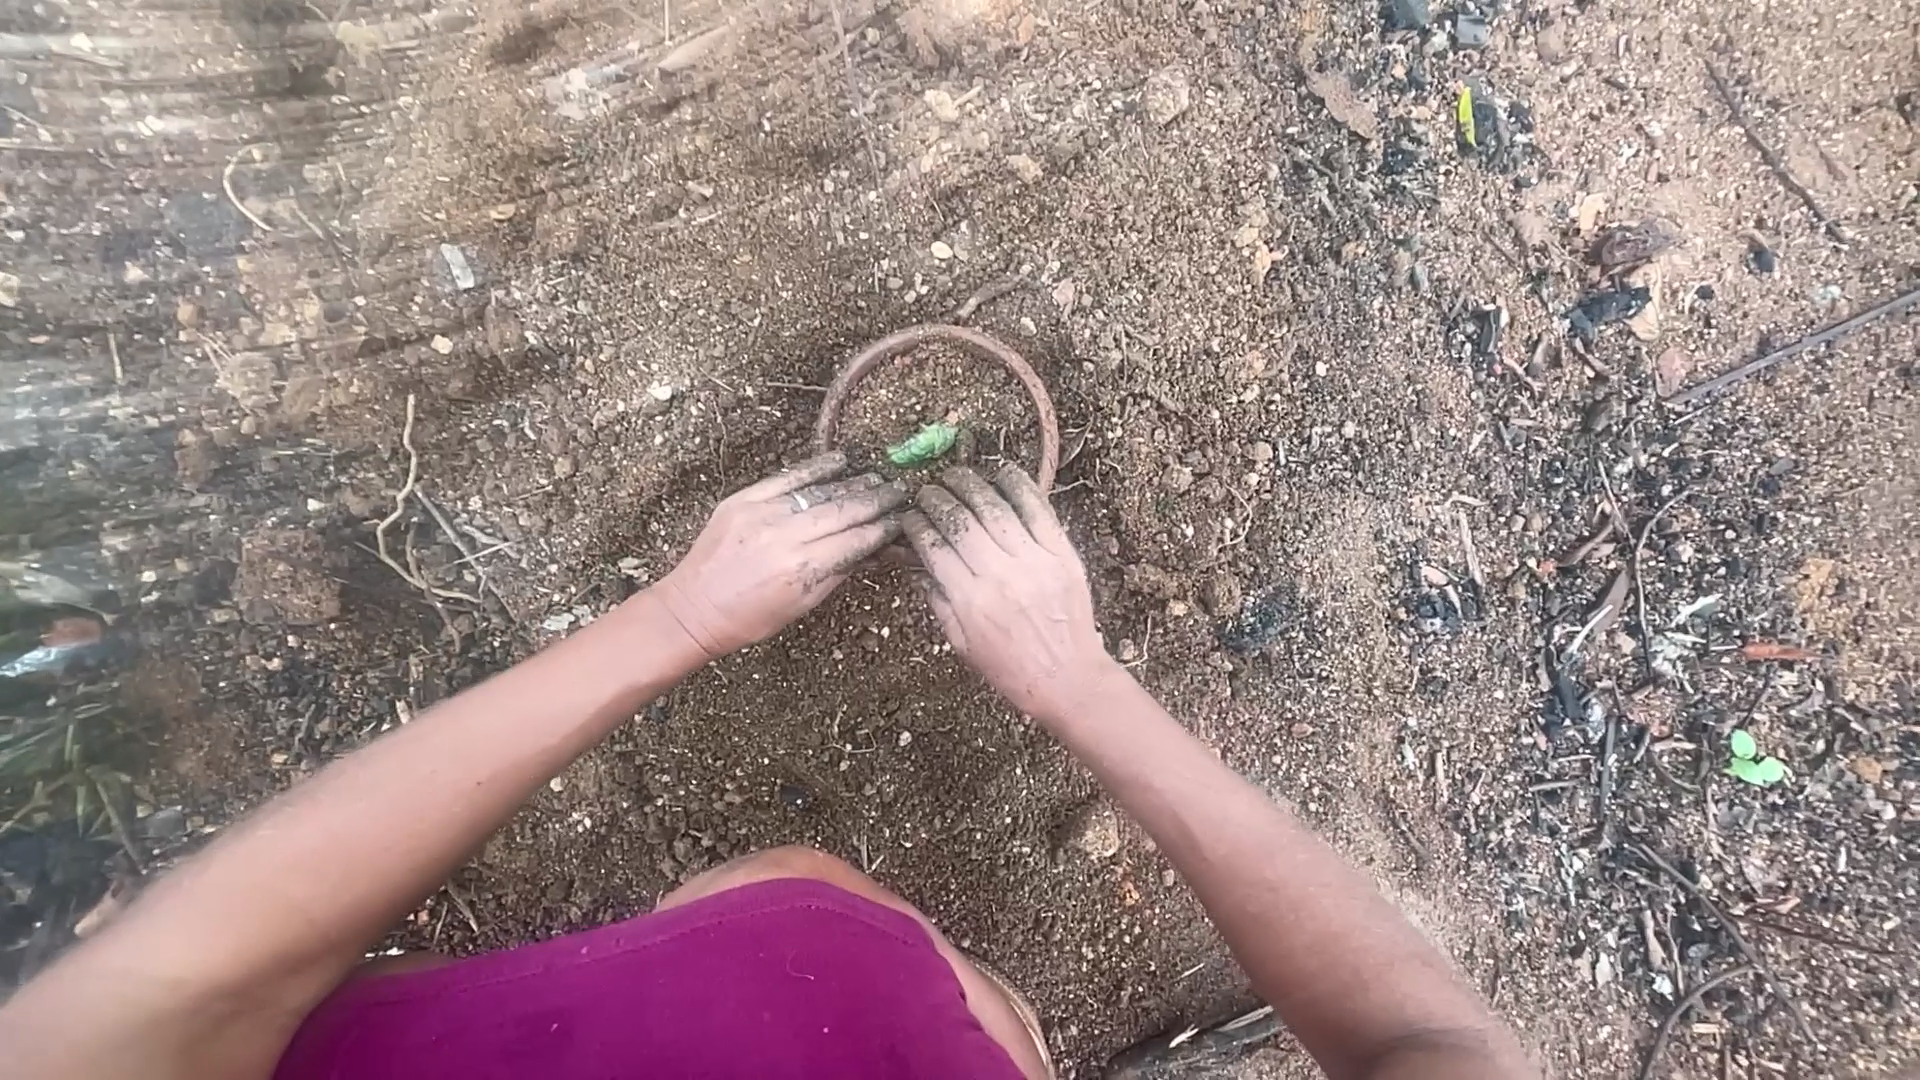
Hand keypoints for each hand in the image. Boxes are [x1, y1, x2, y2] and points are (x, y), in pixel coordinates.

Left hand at [656, 452, 906, 657]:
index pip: (855, 540)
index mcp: (802, 568)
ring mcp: (761, 514)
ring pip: (819, 492)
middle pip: (843, 510)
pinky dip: (815, 468)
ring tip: (876, 477)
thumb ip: (838, 572)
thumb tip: (871, 550)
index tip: (901, 520)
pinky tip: (839, 461)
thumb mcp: (802, 605)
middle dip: (877, 499)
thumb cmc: (749, 618)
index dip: (882, 529)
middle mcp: (784, 536)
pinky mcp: (743, 500)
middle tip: (900, 490)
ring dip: (852, 483)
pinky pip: (786, 477)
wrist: (693, 608)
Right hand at [901, 465, 1116, 721]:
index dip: (916, 525)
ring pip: (995, 507)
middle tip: (927, 490)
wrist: (1068, 678)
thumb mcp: (961, 643)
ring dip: (970, 484)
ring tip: (955, 475)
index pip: (933, 547)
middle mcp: (1000, 575)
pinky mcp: (1062, 553)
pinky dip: (1017, 485)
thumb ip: (937, 600)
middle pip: (960, 520)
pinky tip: (1001, 472)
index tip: (909, 516)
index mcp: (970, 600)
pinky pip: (1037, 509)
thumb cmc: (1010, 668)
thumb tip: (915, 563)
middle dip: (937, 498)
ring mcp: (1034, 561)